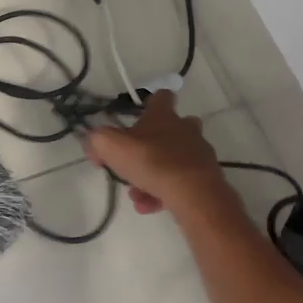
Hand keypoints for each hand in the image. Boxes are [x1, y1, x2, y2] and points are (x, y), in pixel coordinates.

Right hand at [84, 90, 236, 216]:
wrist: (193, 194)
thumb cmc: (152, 162)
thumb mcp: (111, 146)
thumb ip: (97, 140)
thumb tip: (95, 147)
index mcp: (164, 116)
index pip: (161, 97)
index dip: (151, 103)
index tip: (139, 115)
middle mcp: (186, 130)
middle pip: (174, 128)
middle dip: (155, 142)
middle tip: (136, 159)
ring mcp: (199, 154)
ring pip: (173, 160)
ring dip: (153, 175)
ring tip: (136, 194)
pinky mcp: (206, 177)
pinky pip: (180, 182)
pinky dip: (163, 193)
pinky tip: (149, 205)